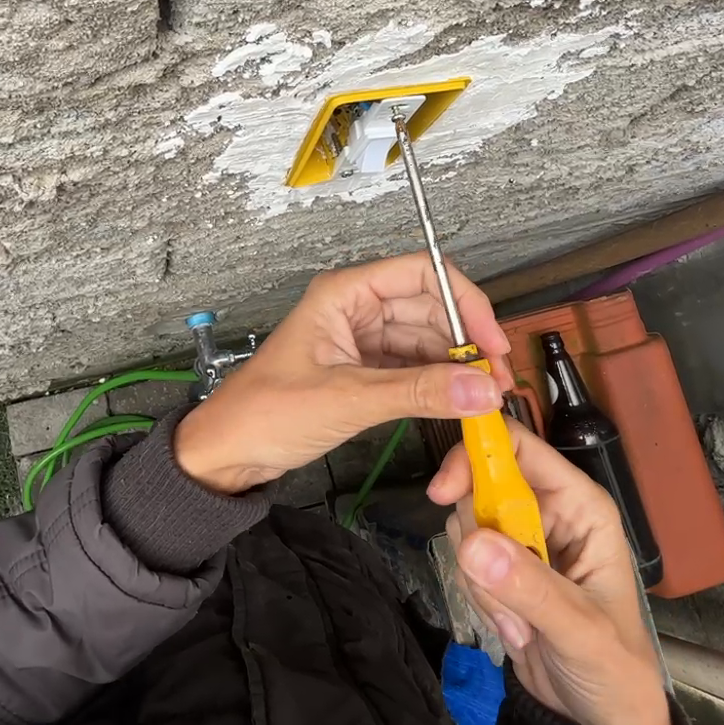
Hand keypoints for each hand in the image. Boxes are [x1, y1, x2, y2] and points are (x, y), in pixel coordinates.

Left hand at [172, 252, 513, 494]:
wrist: (229, 450)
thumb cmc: (265, 412)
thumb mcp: (347, 399)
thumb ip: (418, 392)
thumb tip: (480, 387)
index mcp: (343, 294)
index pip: (419, 273)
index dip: (463, 300)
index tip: (490, 340)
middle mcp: (355, 309)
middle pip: (429, 306)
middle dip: (466, 338)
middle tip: (495, 379)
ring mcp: (360, 339)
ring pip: (424, 338)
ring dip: (456, 363)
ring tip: (484, 394)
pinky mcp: (363, 368)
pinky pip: (412, 365)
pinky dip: (438, 380)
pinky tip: (459, 398)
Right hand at [429, 417, 668, 724]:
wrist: (599, 718)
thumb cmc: (615, 668)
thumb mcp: (582, 631)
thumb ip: (531, 587)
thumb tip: (475, 543)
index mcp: (578, 503)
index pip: (518, 447)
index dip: (476, 454)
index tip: (443, 491)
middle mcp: (546, 509)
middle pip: (479, 483)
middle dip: (479, 540)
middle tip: (495, 587)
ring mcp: (520, 536)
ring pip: (466, 522)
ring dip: (479, 577)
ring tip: (518, 621)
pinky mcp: (498, 563)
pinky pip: (463, 555)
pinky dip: (476, 593)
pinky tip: (512, 626)